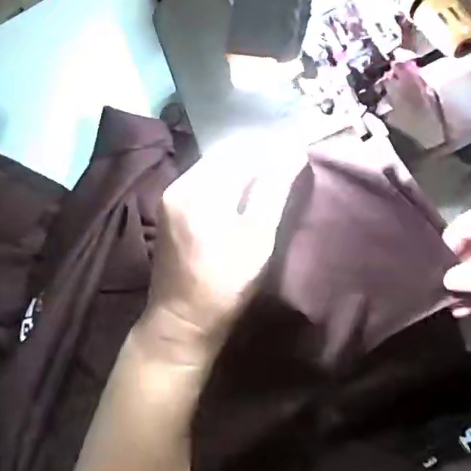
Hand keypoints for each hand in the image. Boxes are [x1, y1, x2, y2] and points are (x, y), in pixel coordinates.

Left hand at [137, 141, 304, 367]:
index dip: (272, 146)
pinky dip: (228, 175)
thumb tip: (294, 152)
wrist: (180, 324)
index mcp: (199, 189)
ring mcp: (172, 197)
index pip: (241, 151)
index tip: (298, 146)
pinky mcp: (172, 209)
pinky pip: (205, 179)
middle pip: (225, 154)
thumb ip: (273, 191)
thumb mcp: (257, 239)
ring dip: (244, 162)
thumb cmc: (224, 285)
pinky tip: (249, 184)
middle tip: (290, 154)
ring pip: (214, 165)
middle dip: (258, 151)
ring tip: (275, 167)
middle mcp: (180, 184)